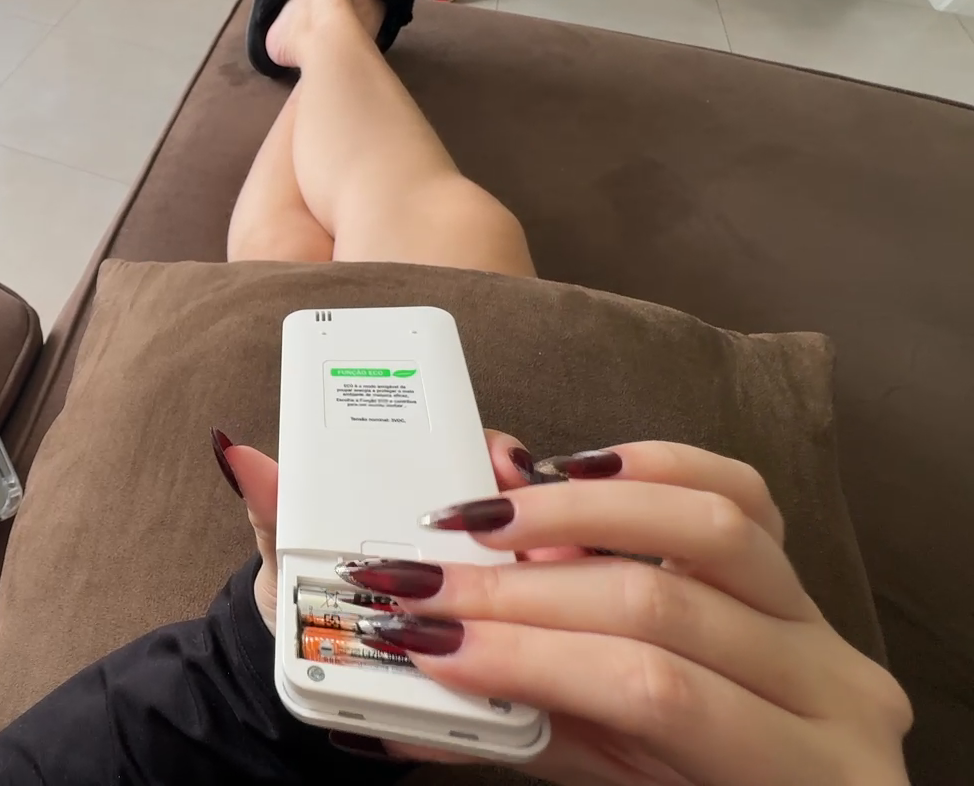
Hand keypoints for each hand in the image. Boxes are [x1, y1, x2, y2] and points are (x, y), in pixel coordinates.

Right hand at [214, 436, 911, 783]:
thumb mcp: (599, 778)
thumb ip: (511, 729)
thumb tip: (391, 705)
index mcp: (789, 768)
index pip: (646, 689)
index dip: (524, 655)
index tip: (425, 642)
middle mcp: (824, 682)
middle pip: (650, 603)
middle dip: (511, 589)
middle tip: (421, 583)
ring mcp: (813, 615)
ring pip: (701, 524)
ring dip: (566, 511)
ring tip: (479, 519)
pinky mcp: (787, 564)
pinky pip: (739, 490)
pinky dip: (651, 463)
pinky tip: (570, 467)